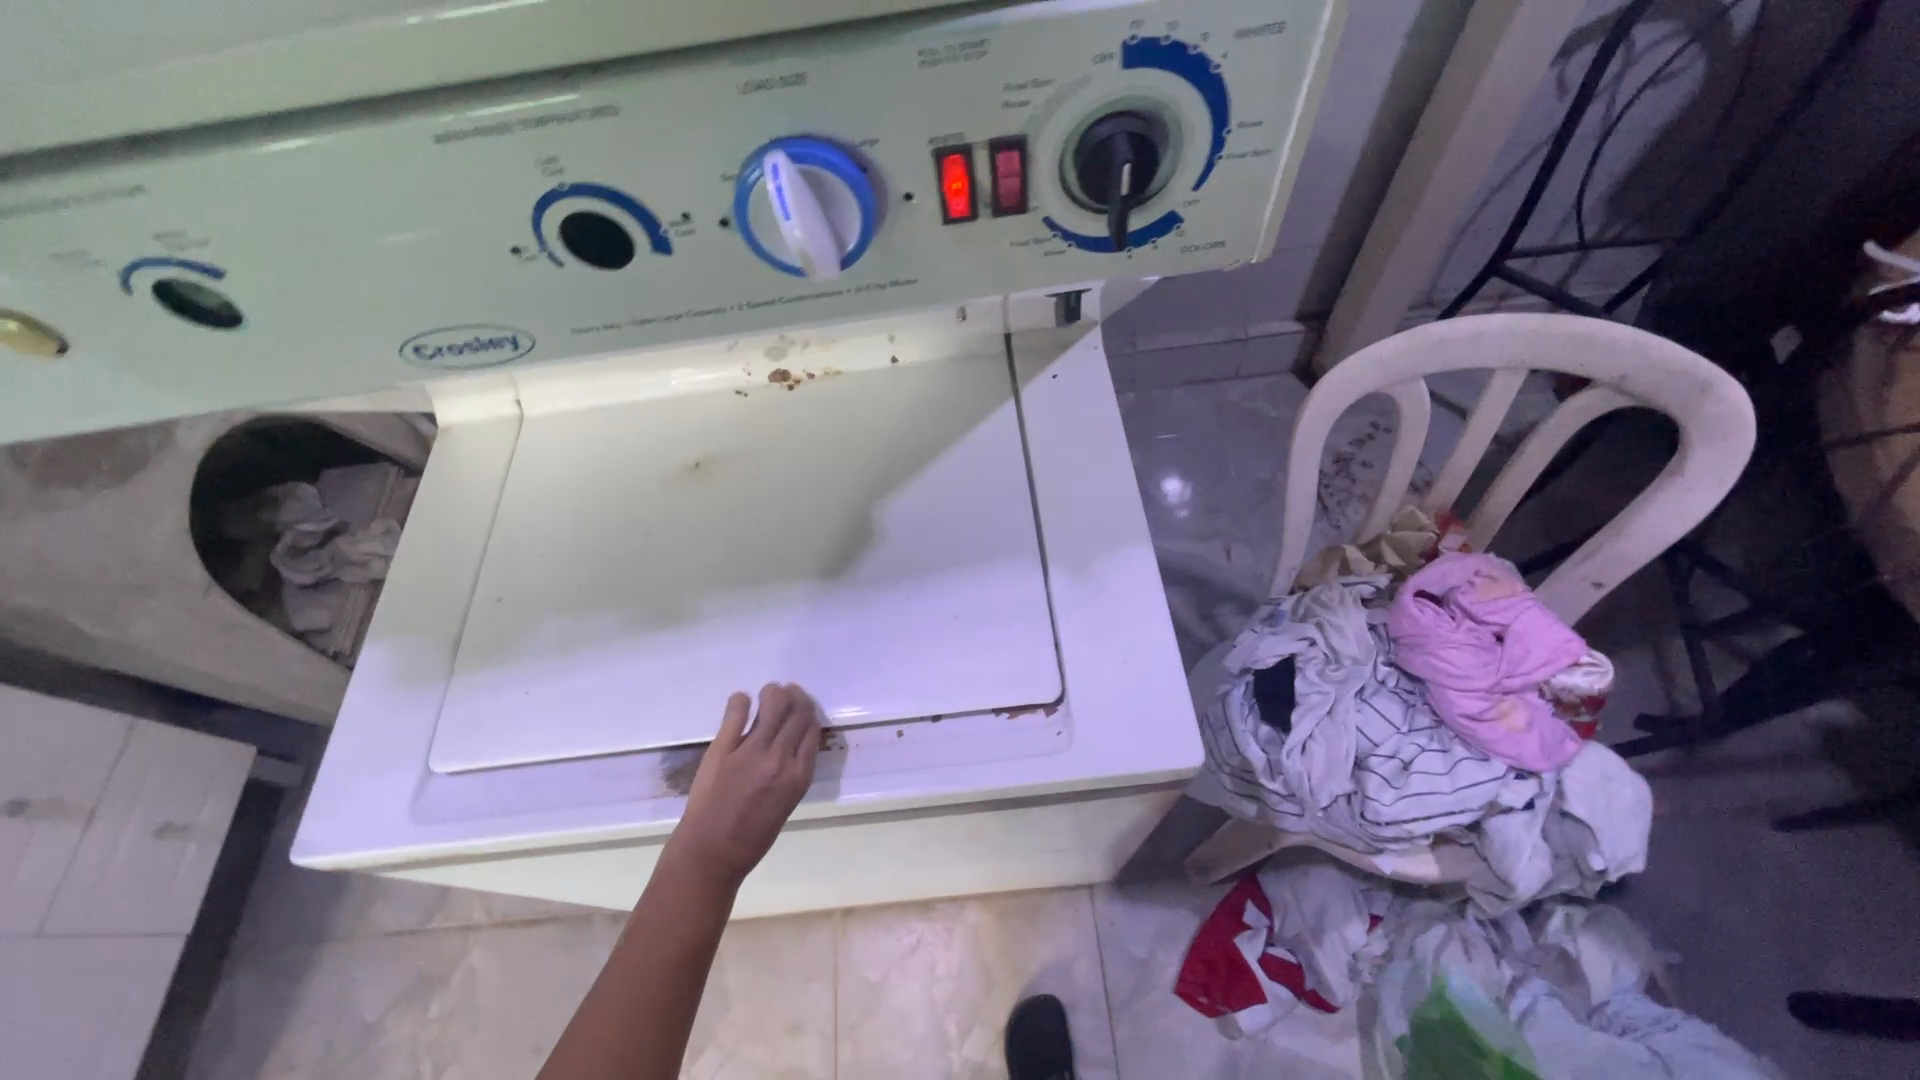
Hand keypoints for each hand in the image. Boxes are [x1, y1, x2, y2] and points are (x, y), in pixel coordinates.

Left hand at [665, 683, 821, 891]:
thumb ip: (792, 773)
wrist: (711, 853)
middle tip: (789, 692)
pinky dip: (740, 701)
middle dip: (796, 697)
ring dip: (773, 692)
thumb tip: (792, 745)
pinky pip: (736, 713)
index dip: (809, 712)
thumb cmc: (752, 837)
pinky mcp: (723, 749)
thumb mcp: (786, 804)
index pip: (812, 729)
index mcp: (799, 776)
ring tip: (769, 691)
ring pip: (773, 705)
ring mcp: (751, 751)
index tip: (804, 706)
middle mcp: (780, 759)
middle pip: (797, 712)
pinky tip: (741, 700)